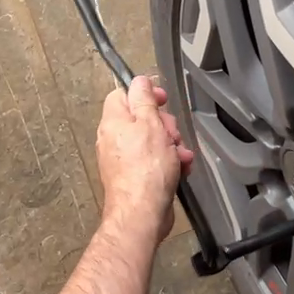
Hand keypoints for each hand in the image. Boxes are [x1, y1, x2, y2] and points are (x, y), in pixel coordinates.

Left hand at [96, 75, 194, 241]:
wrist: (142, 213)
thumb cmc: (145, 170)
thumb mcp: (150, 123)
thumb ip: (143, 99)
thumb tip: (138, 80)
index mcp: (113, 122)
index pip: (123, 95)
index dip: (144, 95)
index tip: (162, 101)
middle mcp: (114, 139)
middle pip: (142, 118)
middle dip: (164, 125)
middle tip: (171, 135)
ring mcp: (123, 160)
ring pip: (152, 141)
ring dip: (171, 145)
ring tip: (180, 156)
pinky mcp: (135, 177)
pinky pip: (154, 161)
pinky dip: (168, 163)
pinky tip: (180, 169)